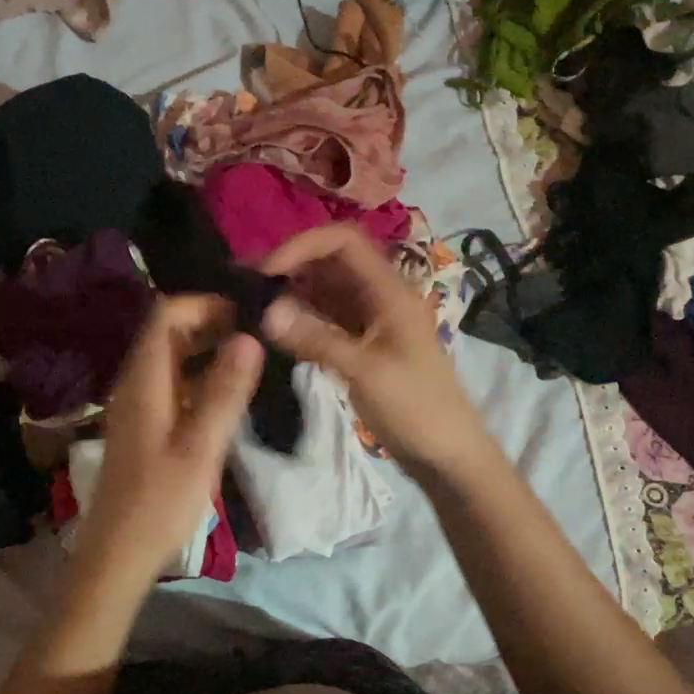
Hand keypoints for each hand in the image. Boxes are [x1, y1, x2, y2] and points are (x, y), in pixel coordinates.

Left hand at [74, 295, 262, 581]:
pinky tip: (227, 396)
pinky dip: (197, 379)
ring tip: (251, 358)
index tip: (247, 312)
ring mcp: (135, 407)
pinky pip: (170, 387)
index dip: (205, 303)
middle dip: (209, 323)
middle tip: (257, 332)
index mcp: (143, 381)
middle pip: (167, 334)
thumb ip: (224, 392)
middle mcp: (134, 385)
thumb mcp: (200, 448)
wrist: (118, 553)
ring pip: (169, 361)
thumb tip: (249, 337)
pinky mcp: (142, 429)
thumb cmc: (160, 503)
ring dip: (205, 351)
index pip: (166, 314)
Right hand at [258, 224, 490, 477]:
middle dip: (291, 268)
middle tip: (248, 291)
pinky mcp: (361, 345)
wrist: (445, 452)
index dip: (303, 244)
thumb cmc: (415, 408)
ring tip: (252, 309)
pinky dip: (301, 320)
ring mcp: (370, 321)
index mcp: (390, 291)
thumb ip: (316, 338)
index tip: (266, 272)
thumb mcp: (364, 371)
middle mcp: (379, 297)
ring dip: (292, 294)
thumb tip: (266, 312)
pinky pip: (326, 319)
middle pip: (330, 262)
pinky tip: (275, 332)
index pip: (344, 241)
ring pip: (325, 292)